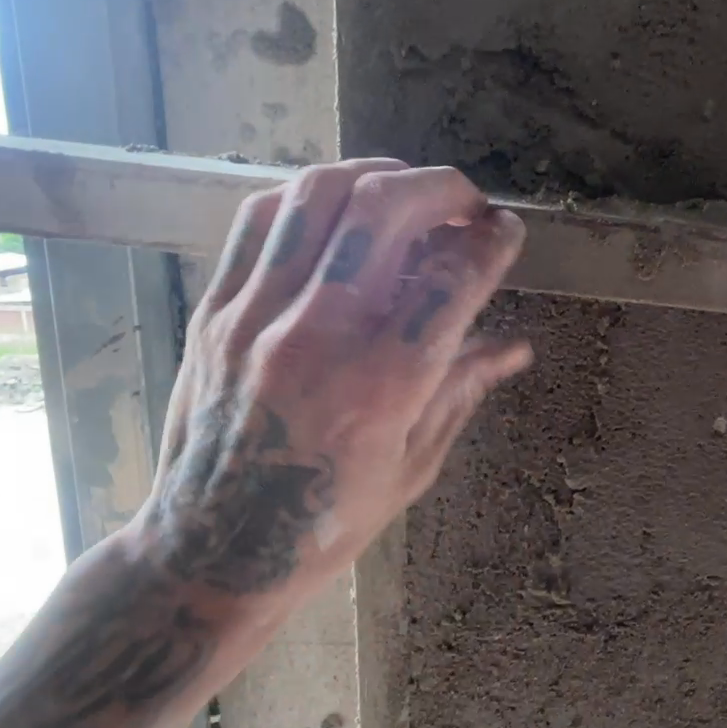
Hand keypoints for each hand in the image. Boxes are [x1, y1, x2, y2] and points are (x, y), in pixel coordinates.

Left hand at [135, 159, 530, 609]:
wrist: (210, 552)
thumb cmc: (326, 525)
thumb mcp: (411, 469)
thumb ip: (461, 392)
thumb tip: (516, 347)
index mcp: (383, 388)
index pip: (452, 278)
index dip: (493, 242)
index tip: (507, 232)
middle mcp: (318, 337)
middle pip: (384, 211)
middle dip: (441, 188)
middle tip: (466, 204)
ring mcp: (256, 316)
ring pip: (318, 196)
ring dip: (376, 175)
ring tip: (405, 193)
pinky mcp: (215, 311)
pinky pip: (259, 219)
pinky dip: (310, 195)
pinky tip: (339, 207)